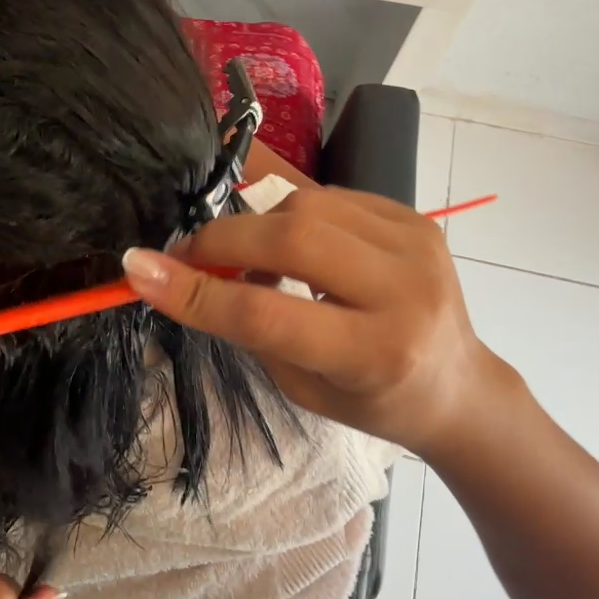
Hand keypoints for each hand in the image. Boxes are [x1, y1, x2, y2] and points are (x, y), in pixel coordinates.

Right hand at [122, 187, 521, 456]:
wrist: (457, 384)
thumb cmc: (370, 400)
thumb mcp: (300, 384)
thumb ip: (247, 325)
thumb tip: (176, 272)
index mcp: (374, 354)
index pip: (268, 315)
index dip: (197, 292)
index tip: (140, 270)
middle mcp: (405, 291)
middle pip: (292, 238)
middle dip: (223, 240)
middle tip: (188, 257)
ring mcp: (416, 244)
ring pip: (306, 205)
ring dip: (256, 227)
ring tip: (247, 260)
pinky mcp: (415, 218)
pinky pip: (329, 197)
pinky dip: (290, 218)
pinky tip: (289, 247)